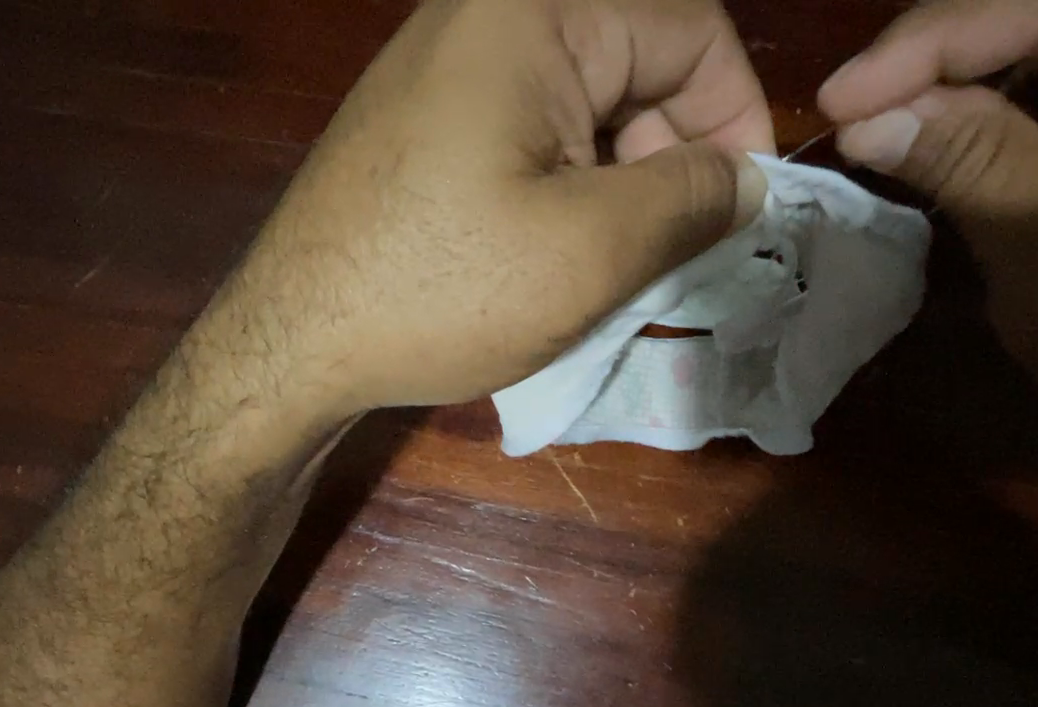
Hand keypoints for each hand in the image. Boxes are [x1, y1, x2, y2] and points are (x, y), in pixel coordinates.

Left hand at [191, 0, 774, 414]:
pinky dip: (562, 193)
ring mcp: (443, 72)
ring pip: (579, 111)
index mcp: (533, 10)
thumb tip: (744, 178)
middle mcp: (484, 18)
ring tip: (613, 271)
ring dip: (615, 186)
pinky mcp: (421, 128)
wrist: (292, 343)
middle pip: (630, 63)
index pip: (688, 25)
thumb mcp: (589, 251)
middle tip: (673, 254)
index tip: (742, 207)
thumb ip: (691, 198)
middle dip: (670, 158)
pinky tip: (556, 258)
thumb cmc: (440, 293)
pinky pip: (525, 138)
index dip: (735, 114)